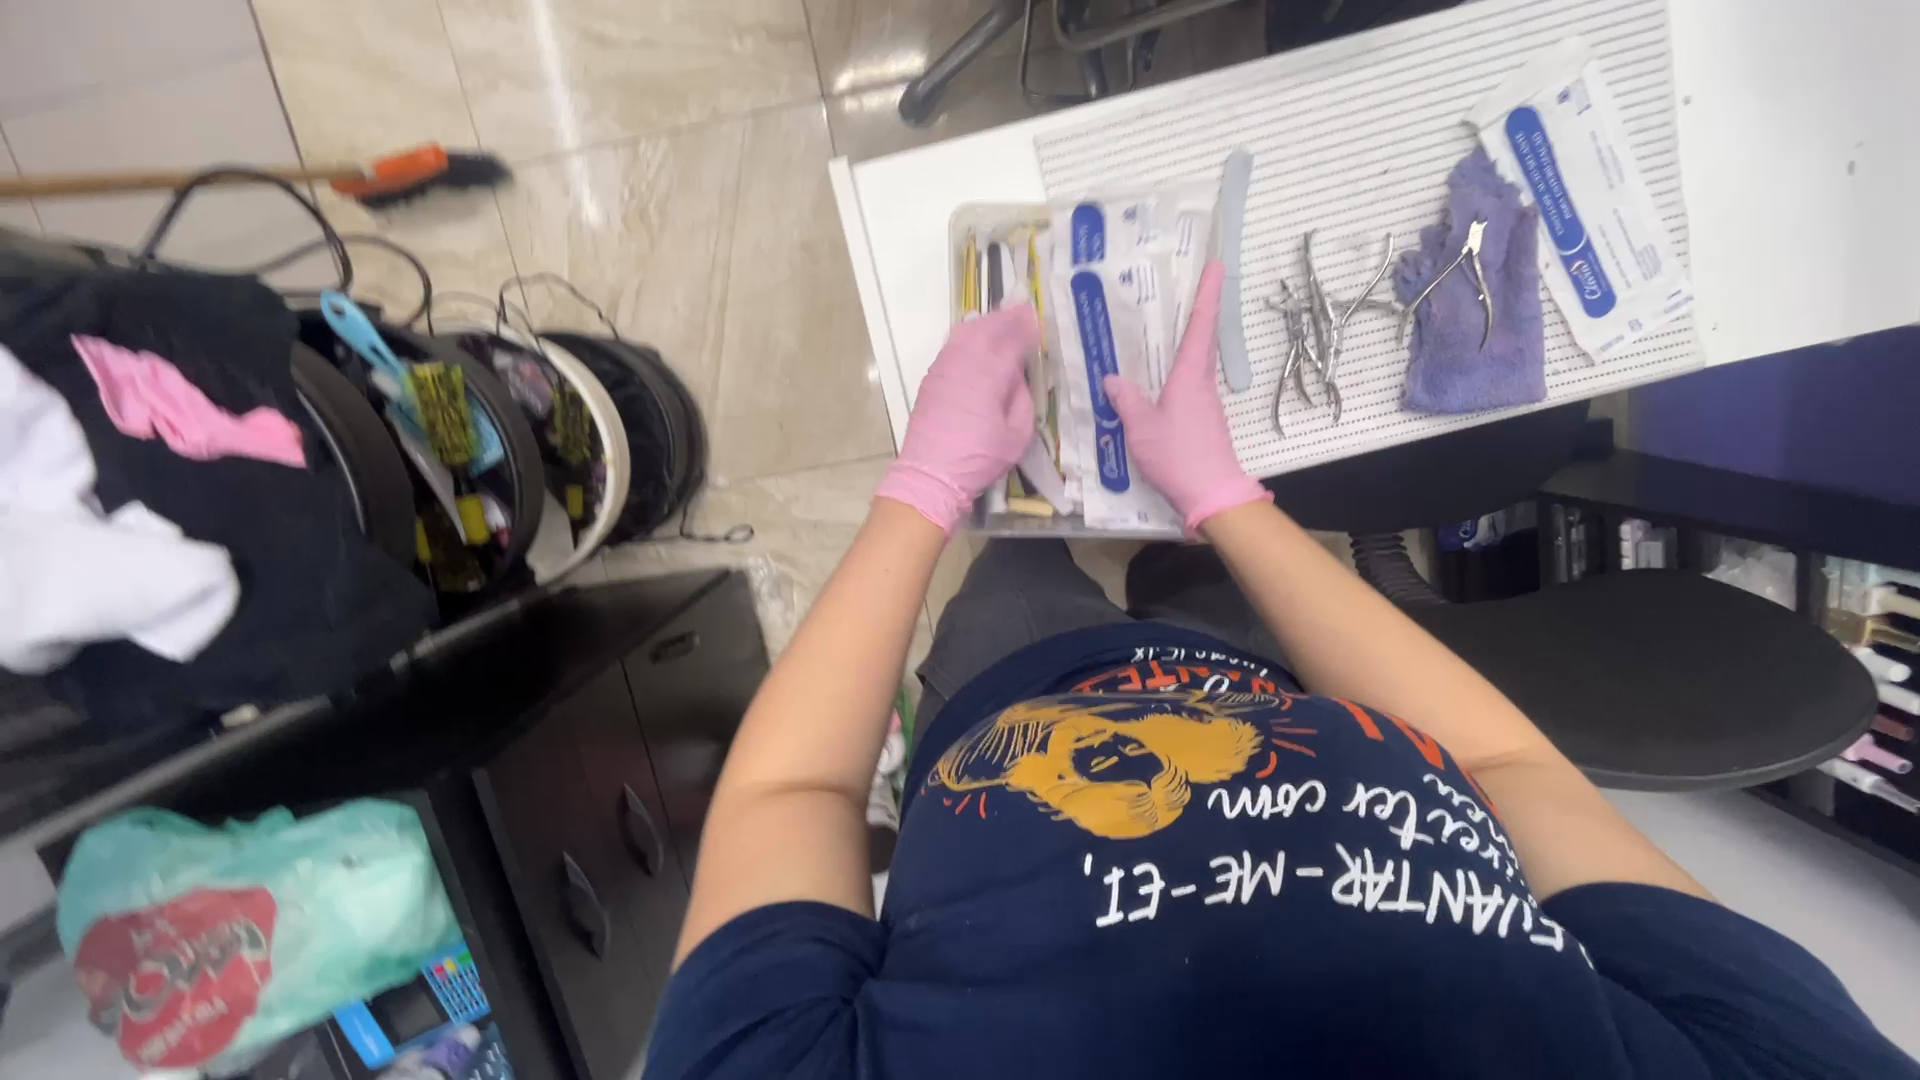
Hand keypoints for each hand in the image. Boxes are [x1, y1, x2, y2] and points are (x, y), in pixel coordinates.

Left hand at [876, 304, 1039, 531]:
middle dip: (1006, 317)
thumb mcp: (1017, 435)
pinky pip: (952, 345)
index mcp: (991, 374)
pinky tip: (973, 335)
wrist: (930, 473)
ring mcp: (945, 368)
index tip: (1036, 314)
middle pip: (988, 328)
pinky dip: (967, 335)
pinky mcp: (932, 378)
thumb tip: (1017, 377)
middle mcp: (966, 362)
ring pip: (966, 332)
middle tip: (1021, 307)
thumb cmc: (979, 458)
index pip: (1012, 339)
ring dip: (985, 322)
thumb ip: (1022, 399)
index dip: (1025, 325)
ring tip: (999, 318)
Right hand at [1102, 261, 1269, 533]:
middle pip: (1201, 342)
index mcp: (1189, 377)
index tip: (1217, 266)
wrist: (1211, 494)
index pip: (1201, 327)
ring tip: (1164, 333)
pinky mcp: (1204, 422)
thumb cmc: (1177, 455)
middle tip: (1185, 290)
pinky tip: (1159, 385)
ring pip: (1194, 367)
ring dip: (1184, 347)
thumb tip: (1111, 378)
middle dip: (1196, 314)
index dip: (1208, 295)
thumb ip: (1126, 400)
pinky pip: (1188, 389)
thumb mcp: (1141, 428)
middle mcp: (1202, 385)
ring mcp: (1206, 404)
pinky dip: (1176, 377)